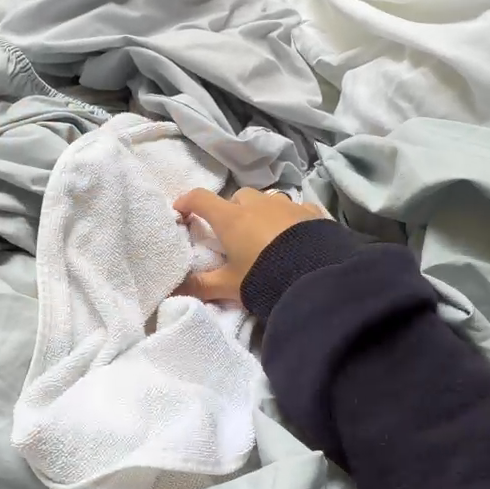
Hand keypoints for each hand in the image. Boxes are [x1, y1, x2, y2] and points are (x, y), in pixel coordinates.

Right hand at [174, 188, 325, 304]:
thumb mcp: (229, 286)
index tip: (180, 210)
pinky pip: (295, 209)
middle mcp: (257, 205)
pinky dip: (289, 219)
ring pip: (267, 200)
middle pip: (237, 197)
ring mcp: (287, 206)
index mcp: (231, 218)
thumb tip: (172, 292)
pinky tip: (293, 235)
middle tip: (231, 232)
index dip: (187, 201)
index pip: (201, 199)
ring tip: (264, 235)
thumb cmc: (264, 276)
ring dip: (261, 212)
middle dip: (231, 209)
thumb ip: (201, 286)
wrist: (317, 278)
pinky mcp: (312, 213)